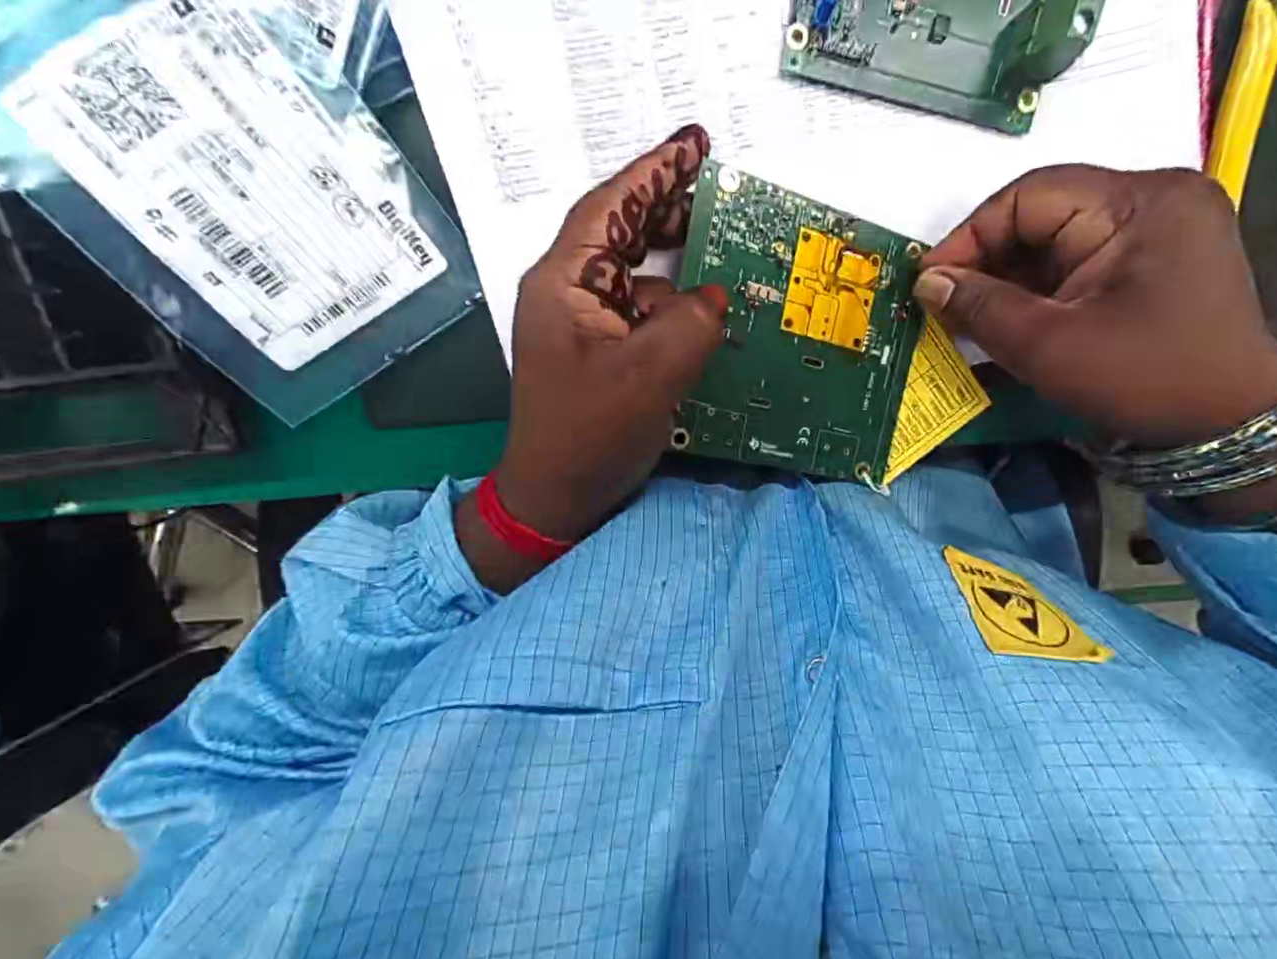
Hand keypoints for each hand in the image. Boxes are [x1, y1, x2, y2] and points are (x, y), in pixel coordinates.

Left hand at [457, 125, 727, 590]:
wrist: (555, 498)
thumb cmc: (589, 436)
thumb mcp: (650, 375)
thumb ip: (692, 322)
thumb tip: (712, 297)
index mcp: (564, 284)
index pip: (610, 207)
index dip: (655, 171)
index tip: (696, 143)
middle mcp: (567, 296)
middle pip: (619, 233)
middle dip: (666, 209)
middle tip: (716, 192)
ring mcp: (581, 328)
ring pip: (633, 277)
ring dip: (675, 264)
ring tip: (721, 250)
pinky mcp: (597, 356)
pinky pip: (640, 316)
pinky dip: (672, 309)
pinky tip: (703, 315)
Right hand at [916, 165, 1276, 528]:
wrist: (1229, 425)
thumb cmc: (1141, 380)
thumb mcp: (1047, 346)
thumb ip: (980, 307)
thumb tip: (926, 282)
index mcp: (1139, 203)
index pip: (1030, 195)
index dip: (969, 236)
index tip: (928, 282)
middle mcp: (1156, 197)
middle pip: (1044, 213)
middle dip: (987, 259)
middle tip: (944, 304)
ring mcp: (1160, 226)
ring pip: (1057, 238)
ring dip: (1008, 276)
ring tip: (968, 316)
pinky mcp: (1156, 257)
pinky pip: (1079, 258)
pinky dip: (1038, 287)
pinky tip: (1008, 316)